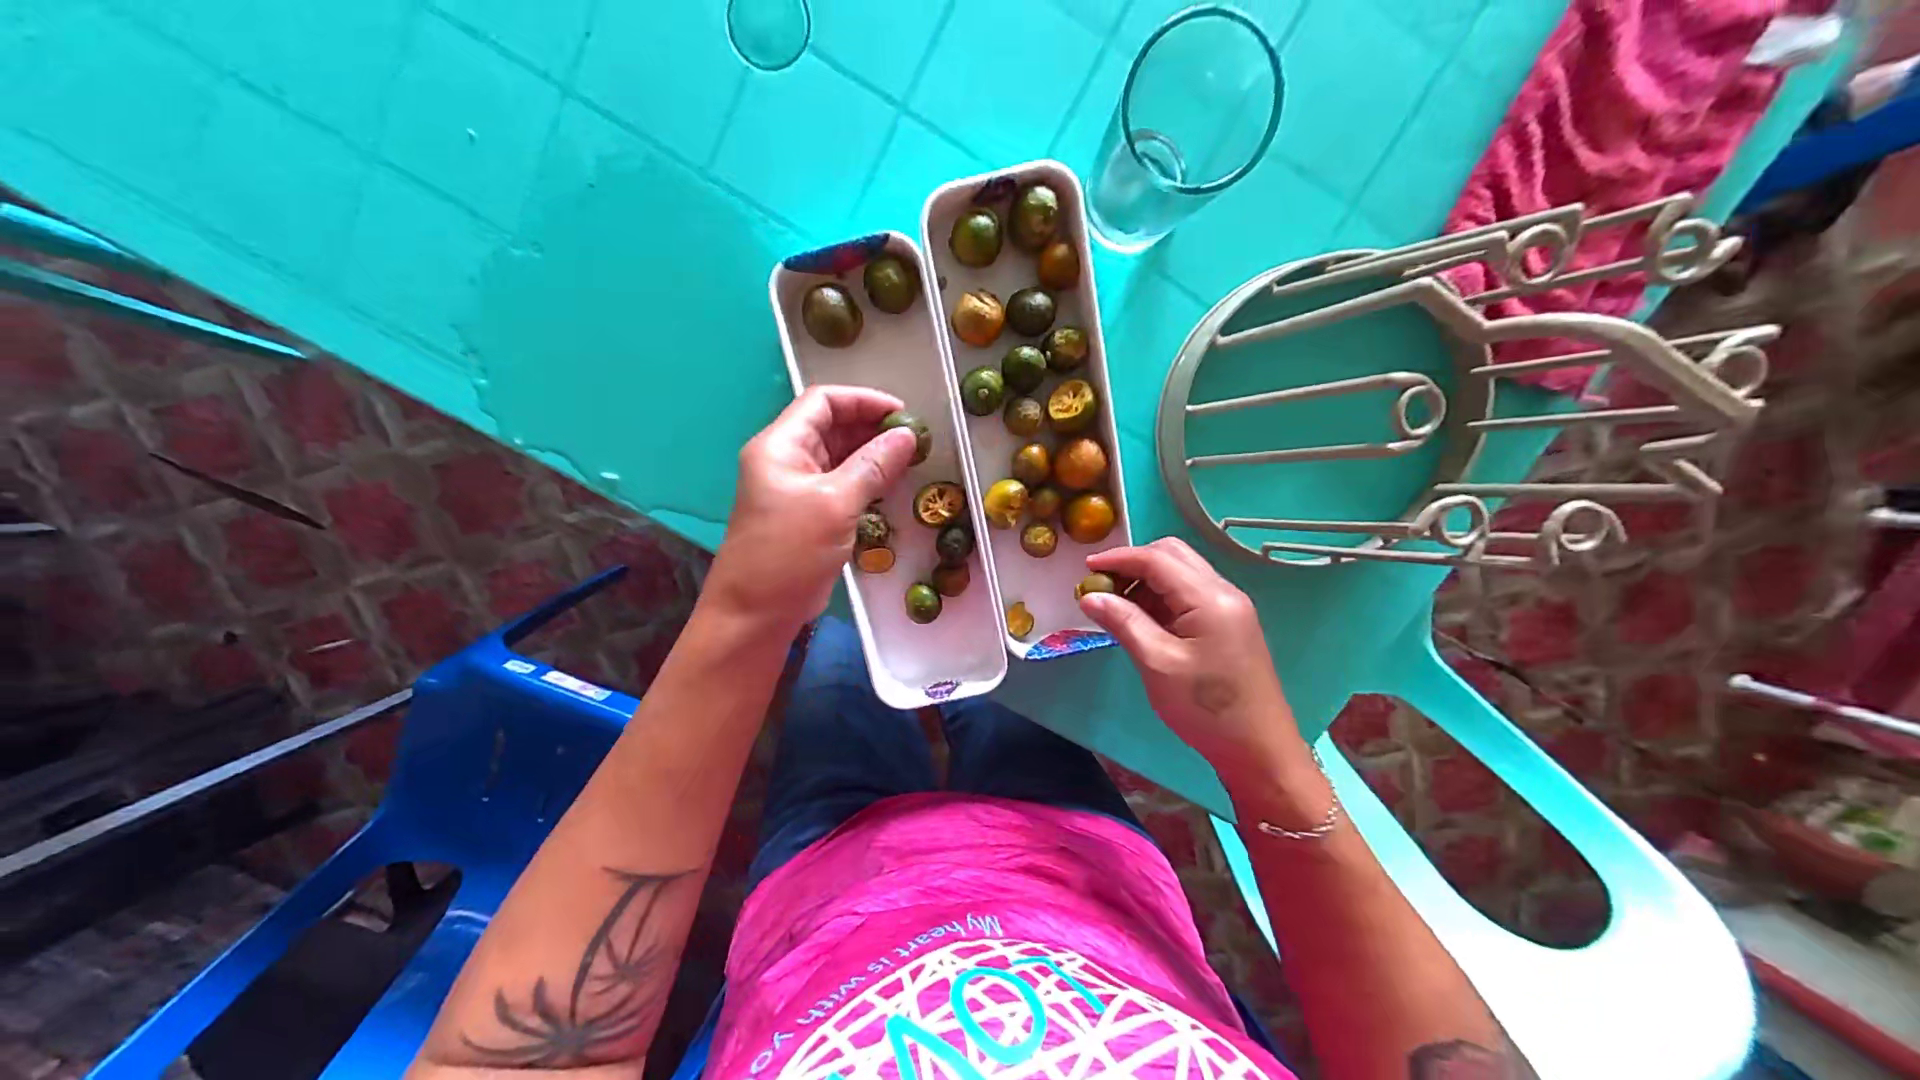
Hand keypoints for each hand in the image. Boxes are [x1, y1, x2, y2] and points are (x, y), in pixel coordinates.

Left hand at [707, 386, 917, 630]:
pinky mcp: (808, 513)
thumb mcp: (835, 503)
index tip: (902, 413)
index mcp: (780, 445)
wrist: (756, 612)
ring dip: (872, 454)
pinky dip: (866, 479)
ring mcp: (796, 487)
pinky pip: (840, 483)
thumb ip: (873, 466)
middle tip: (913, 438)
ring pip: (838, 456)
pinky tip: (893, 484)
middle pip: (831, 426)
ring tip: (910, 458)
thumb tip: (907, 436)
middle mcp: (786, 459)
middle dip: (871, 426)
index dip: (863, 400)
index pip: (822, 401)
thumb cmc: (789, 551)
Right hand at [1078, 538, 1305, 791]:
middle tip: (1102, 587)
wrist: (1258, 749)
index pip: (1157, 559)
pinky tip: (1141, 619)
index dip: (1118, 558)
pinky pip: (1188, 594)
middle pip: (1172, 555)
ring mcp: (1228, 607)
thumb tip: (1089, 596)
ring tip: (1116, 606)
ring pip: (1180, 572)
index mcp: (1209, 598)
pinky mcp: (1227, 623)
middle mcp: (1223, 592)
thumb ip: (1124, 623)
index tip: (1085, 568)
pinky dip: (1160, 596)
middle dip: (1133, 563)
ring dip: (1146, 580)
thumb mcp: (1158, 664)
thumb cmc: (1206, 709)